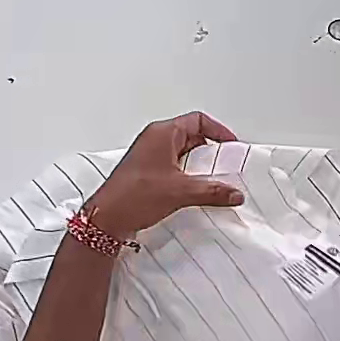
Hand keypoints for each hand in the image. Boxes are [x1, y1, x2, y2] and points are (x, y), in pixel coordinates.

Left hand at [84, 112, 246, 238]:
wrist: (106, 220)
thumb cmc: (131, 196)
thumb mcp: (182, 192)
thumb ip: (213, 191)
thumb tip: (233, 193)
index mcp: (162, 133)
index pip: (198, 120)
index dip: (219, 131)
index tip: (231, 146)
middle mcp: (155, 140)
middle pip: (192, 136)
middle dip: (211, 152)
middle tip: (225, 165)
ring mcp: (149, 156)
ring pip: (183, 153)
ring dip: (199, 166)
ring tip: (213, 181)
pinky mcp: (147, 172)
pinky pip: (174, 167)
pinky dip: (188, 176)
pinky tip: (195, 192)